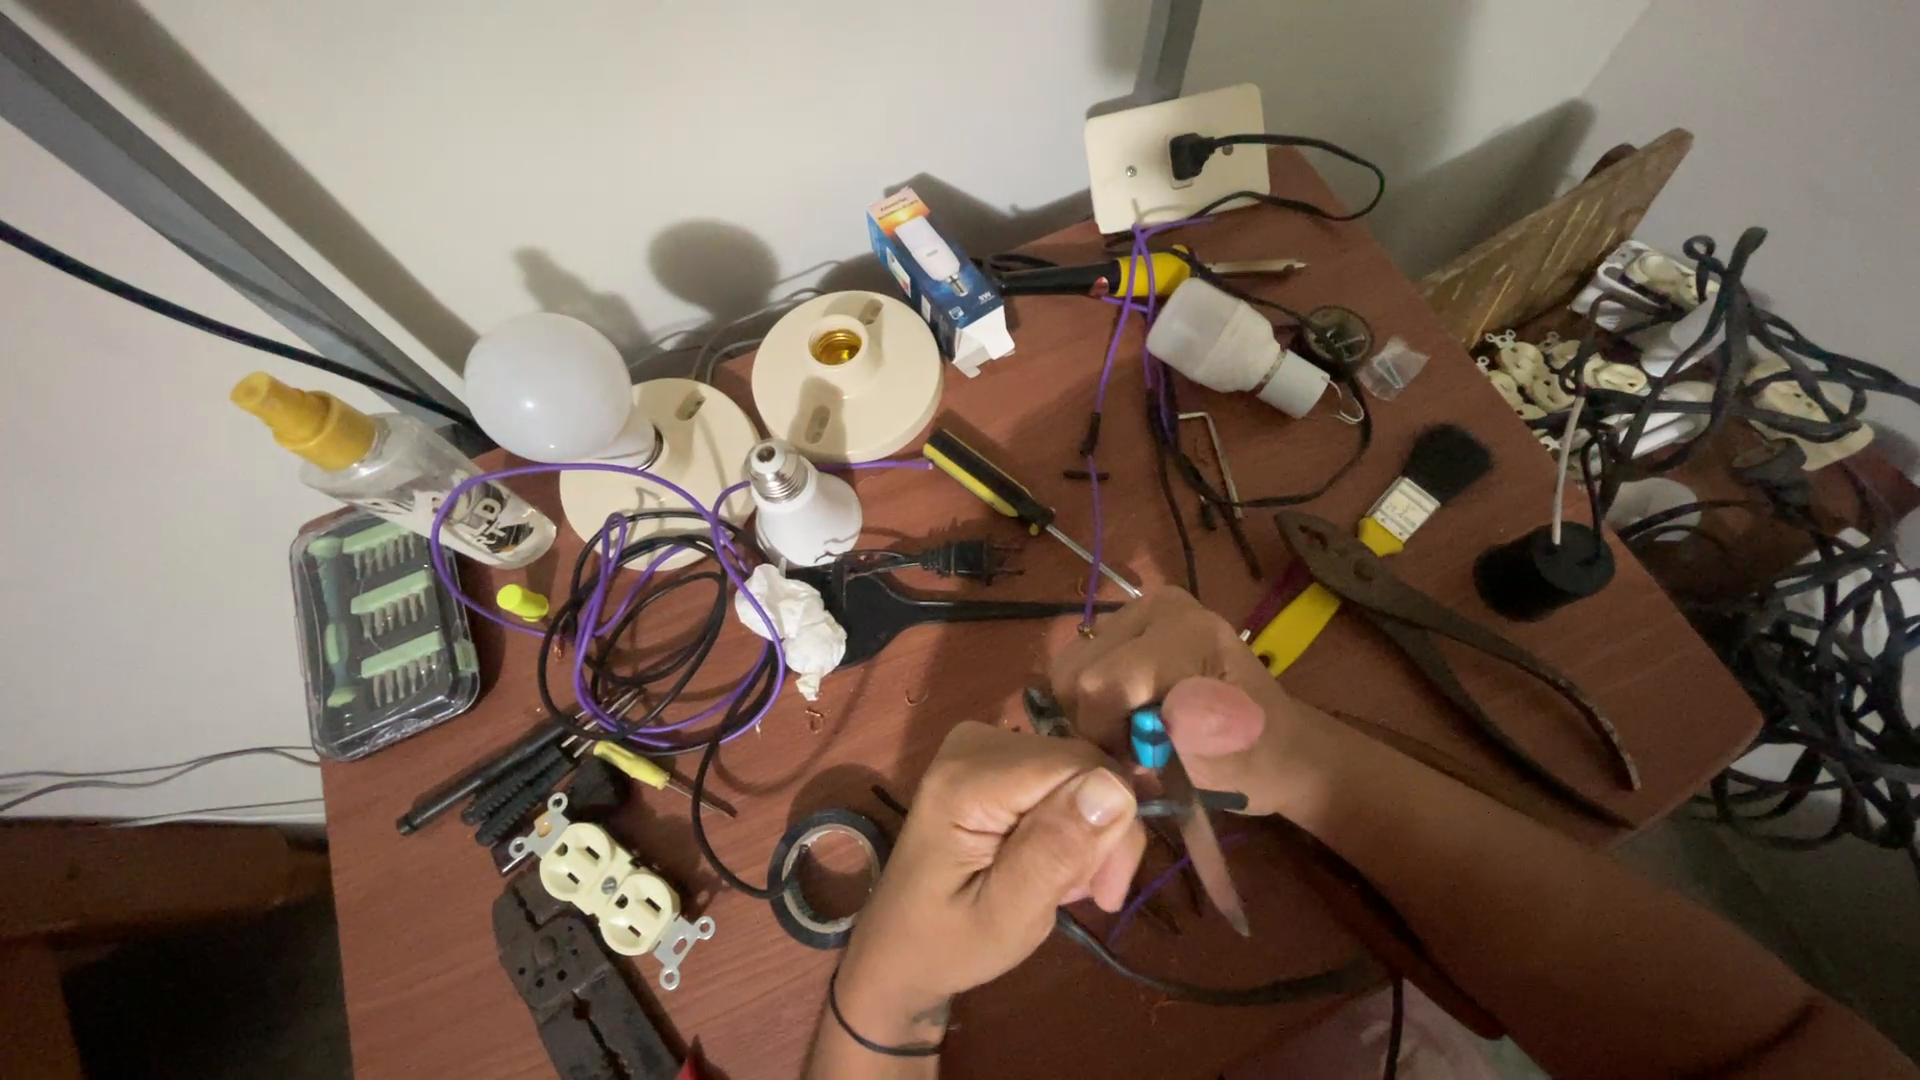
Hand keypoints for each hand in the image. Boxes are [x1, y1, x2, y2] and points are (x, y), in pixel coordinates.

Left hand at [834, 722, 1146, 1045]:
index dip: (1111, 823)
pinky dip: (1070, 822)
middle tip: (1084, 895)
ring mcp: (983, 743)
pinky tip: (1048, 859)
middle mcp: (976, 741)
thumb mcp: (1006, 917)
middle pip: (1083, 765)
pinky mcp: (994, 755)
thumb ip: (1056, 850)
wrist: (899, 945)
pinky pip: (1062, 775)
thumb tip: (1113, 786)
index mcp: (967, 778)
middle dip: (1100, 833)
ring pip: (1080, 771)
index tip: (1104, 893)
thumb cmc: (947, 943)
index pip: (1081, 765)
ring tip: (1058, 885)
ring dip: (1087, 834)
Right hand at [1049, 588, 1321, 814]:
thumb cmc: (1256, 760)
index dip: (1104, 733)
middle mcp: (1155, 606)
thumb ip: (1183, 739)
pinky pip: (1077, 664)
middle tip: (1130, 752)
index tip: (1134, 765)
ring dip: (1087, 711)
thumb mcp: (1227, 760)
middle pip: (1075, 671)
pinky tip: (1122, 717)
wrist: (1277, 746)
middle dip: (1092, 722)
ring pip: (1068, 667)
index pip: (1101, 683)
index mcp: (1186, 631)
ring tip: (1127, 735)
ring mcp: (1135, 611)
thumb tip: (1144, 728)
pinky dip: (1089, 699)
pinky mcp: (1123, 625)